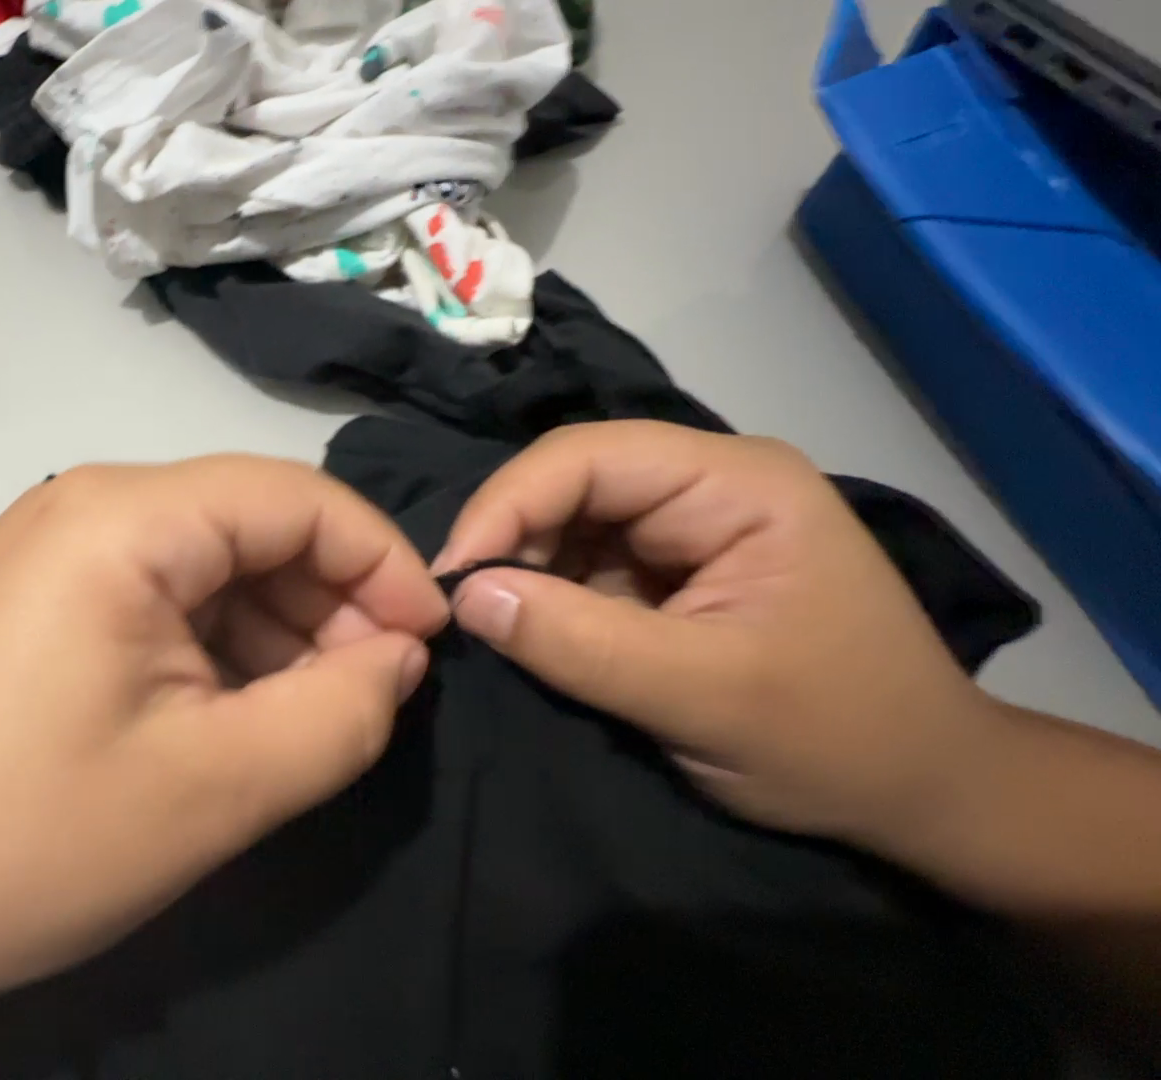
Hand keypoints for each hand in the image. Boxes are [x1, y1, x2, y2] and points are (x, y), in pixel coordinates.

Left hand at [0, 456, 448, 1015]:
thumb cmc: (31, 841)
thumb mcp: (216, 786)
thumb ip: (339, 713)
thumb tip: (399, 658)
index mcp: (122, 520)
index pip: (294, 498)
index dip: (380, 562)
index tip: (429, 645)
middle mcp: (81, 508)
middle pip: (249, 525)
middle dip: (328, 603)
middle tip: (372, 695)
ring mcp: (49, 553)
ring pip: (206, 566)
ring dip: (275, 632)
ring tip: (309, 717)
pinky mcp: (35, 604)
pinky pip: (156, 599)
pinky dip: (215, 647)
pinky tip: (234, 714)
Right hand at [432, 421, 994, 845]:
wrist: (918, 791)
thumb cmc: (835, 739)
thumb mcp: (703, 697)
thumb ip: (580, 642)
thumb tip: (466, 596)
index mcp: (735, 484)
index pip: (587, 458)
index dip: (507, 506)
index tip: (453, 580)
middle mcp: (704, 485)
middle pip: (569, 480)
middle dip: (509, 538)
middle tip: (464, 608)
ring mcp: (683, 525)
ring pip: (564, 520)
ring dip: (520, 568)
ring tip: (493, 624)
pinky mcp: (664, 567)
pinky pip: (578, 560)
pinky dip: (542, 593)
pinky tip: (530, 629)